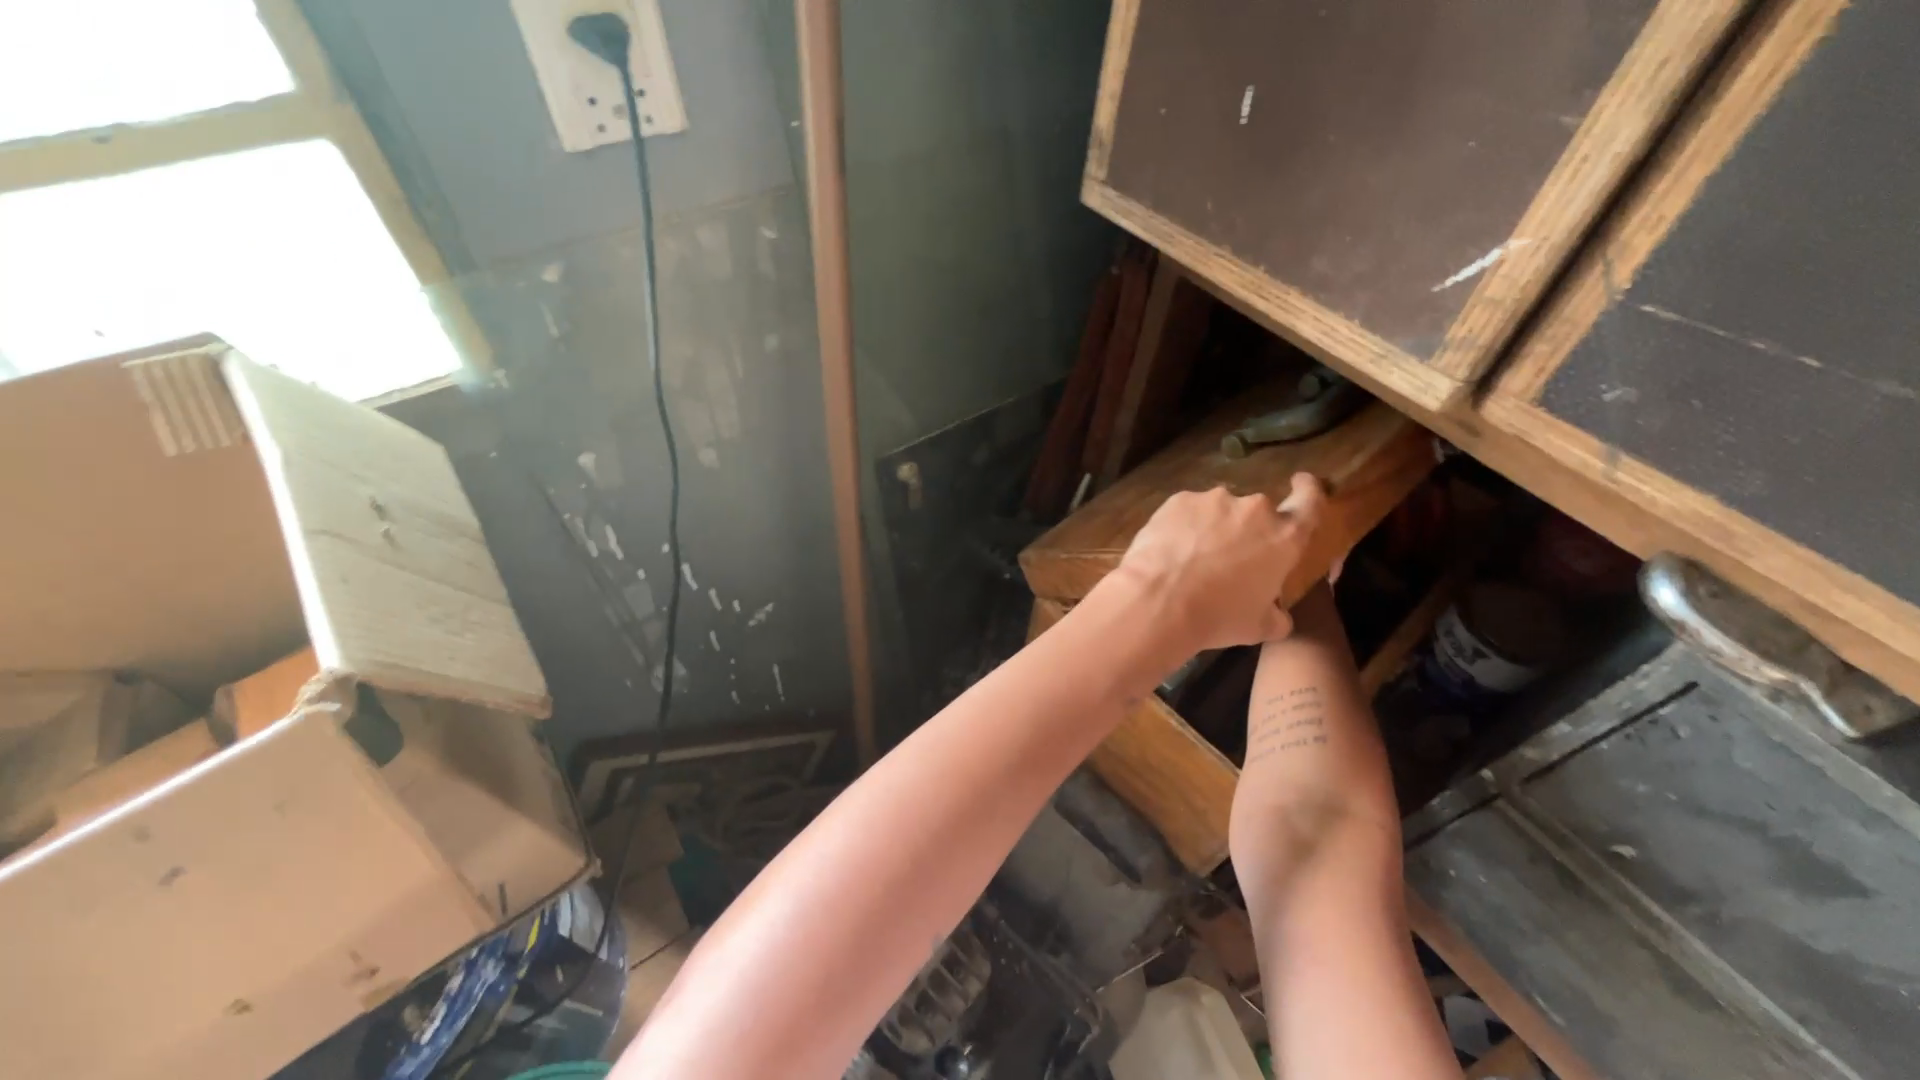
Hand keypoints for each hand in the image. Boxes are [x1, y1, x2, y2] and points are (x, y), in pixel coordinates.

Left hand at [1113, 473, 1325, 652]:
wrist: (1159, 600)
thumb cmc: (1218, 617)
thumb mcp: (1258, 627)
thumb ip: (1277, 616)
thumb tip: (1278, 615)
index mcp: (1284, 537)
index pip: (1310, 501)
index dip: (1309, 490)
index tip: (1302, 483)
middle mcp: (1254, 509)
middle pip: (1257, 513)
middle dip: (1246, 530)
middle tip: (1228, 558)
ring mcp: (1214, 500)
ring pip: (1220, 510)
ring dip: (1213, 527)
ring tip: (1191, 558)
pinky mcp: (1179, 500)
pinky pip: (1188, 510)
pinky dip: (1183, 525)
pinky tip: (1170, 550)